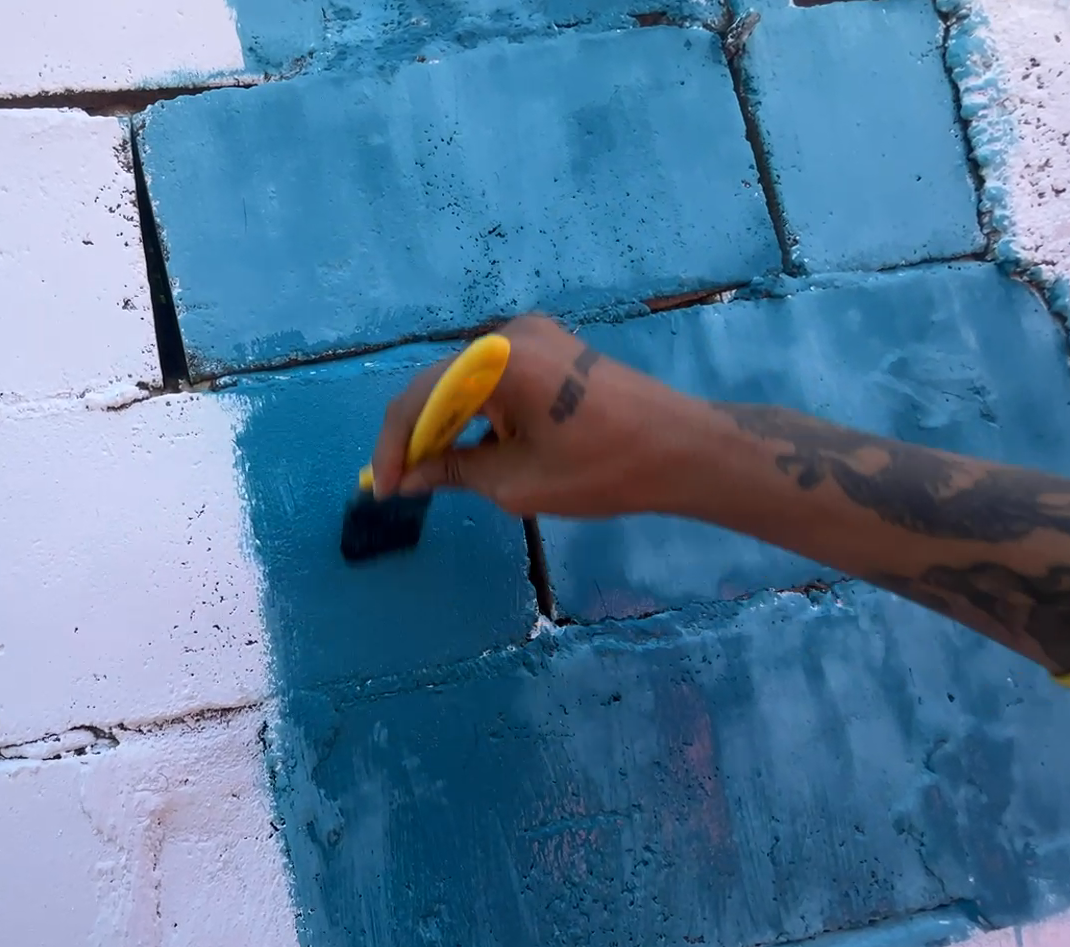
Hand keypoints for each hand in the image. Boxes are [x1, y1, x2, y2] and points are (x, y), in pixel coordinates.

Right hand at [368, 314, 710, 518]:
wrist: (684, 450)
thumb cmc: (602, 469)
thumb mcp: (515, 481)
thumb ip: (451, 473)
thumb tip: (408, 479)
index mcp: (499, 358)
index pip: (421, 399)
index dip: (394, 447)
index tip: (385, 490)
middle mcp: (509, 333)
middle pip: (436, 385)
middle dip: (413, 436)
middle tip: (400, 483)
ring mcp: (531, 335)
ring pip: (460, 383)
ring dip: (439, 426)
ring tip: (426, 471)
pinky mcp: (547, 349)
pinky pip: (489, 380)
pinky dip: (470, 414)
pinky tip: (463, 448)